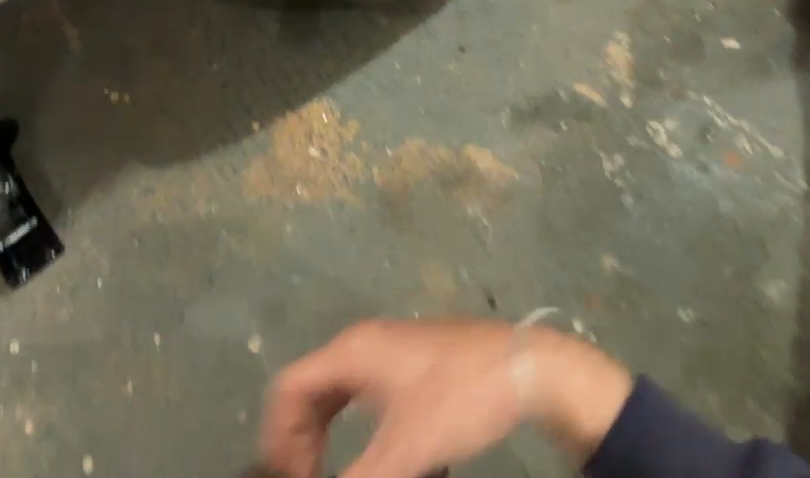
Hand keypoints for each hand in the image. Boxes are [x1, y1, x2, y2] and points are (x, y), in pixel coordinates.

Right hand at [259, 317, 633, 477]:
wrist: (528, 365)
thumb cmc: (463, 397)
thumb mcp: (411, 447)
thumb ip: (364, 476)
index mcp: (351, 352)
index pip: (290, 388)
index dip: (280, 437)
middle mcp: (361, 344)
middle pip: (309, 389)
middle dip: (300, 438)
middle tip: (305, 477)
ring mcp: (387, 350)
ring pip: (337, 392)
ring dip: (325, 433)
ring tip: (327, 472)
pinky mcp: (410, 362)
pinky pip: (363, 394)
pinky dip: (355, 427)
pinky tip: (379, 459)